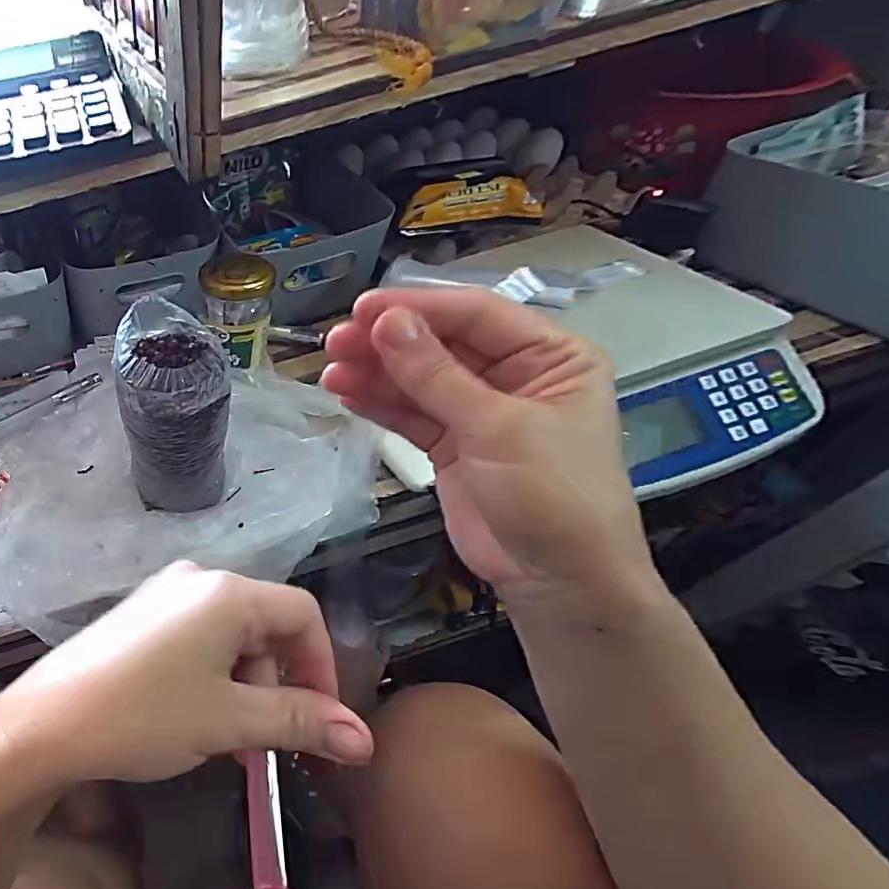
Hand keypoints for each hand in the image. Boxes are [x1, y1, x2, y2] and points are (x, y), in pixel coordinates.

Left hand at [0, 562, 373, 787]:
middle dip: (276, 684)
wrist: (44, 723)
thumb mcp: (229, 720)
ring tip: (225, 738)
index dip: (321, 666)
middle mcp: (197, 579)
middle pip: (266, 626)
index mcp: (226, 592)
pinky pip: (198, 638)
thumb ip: (300, 722)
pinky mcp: (141, 614)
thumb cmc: (143, 715)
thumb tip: (364, 740)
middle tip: (260, 740)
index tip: (321, 720)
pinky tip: (195, 716)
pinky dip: (213, 676)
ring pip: (232, 636)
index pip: (302, 613)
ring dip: (244, 686)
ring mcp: (164, 593)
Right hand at [320, 287, 656, 605]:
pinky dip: (379, 405)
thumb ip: (437, 375)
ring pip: (419, 381)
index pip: (476, 316)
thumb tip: (387, 323)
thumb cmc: (552, 495)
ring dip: (375, 374)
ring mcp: (478, 412)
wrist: (558, 581)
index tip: (363, 308)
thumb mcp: (497, 428)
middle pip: (441, 346)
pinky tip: (346, 393)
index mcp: (549, 356)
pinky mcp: (451, 445)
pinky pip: (410, 415)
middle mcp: (513, 376)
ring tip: (330, 368)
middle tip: (337, 340)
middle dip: (388, 343)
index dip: (418, 308)